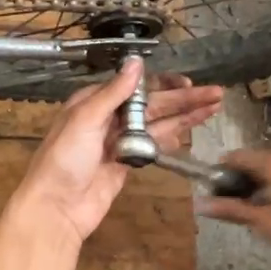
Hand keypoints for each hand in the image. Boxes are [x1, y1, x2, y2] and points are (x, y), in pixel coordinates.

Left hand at [11, 58, 224, 242]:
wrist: (56, 207)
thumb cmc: (64, 159)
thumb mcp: (85, 119)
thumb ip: (113, 92)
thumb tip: (135, 62)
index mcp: (93, 102)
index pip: (135, 86)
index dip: (163, 84)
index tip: (187, 83)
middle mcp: (108, 118)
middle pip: (151, 105)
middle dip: (183, 100)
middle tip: (214, 94)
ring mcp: (119, 142)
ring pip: (157, 124)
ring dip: (184, 116)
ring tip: (213, 108)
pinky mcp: (126, 164)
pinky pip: (153, 146)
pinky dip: (172, 138)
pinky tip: (191, 130)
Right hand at [199, 148, 270, 269]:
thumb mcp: (265, 224)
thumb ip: (232, 210)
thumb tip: (201, 204)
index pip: (238, 156)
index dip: (222, 171)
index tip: (212, 191)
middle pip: (256, 162)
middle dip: (241, 181)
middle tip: (232, 207)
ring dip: (258, 187)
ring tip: (253, 214)